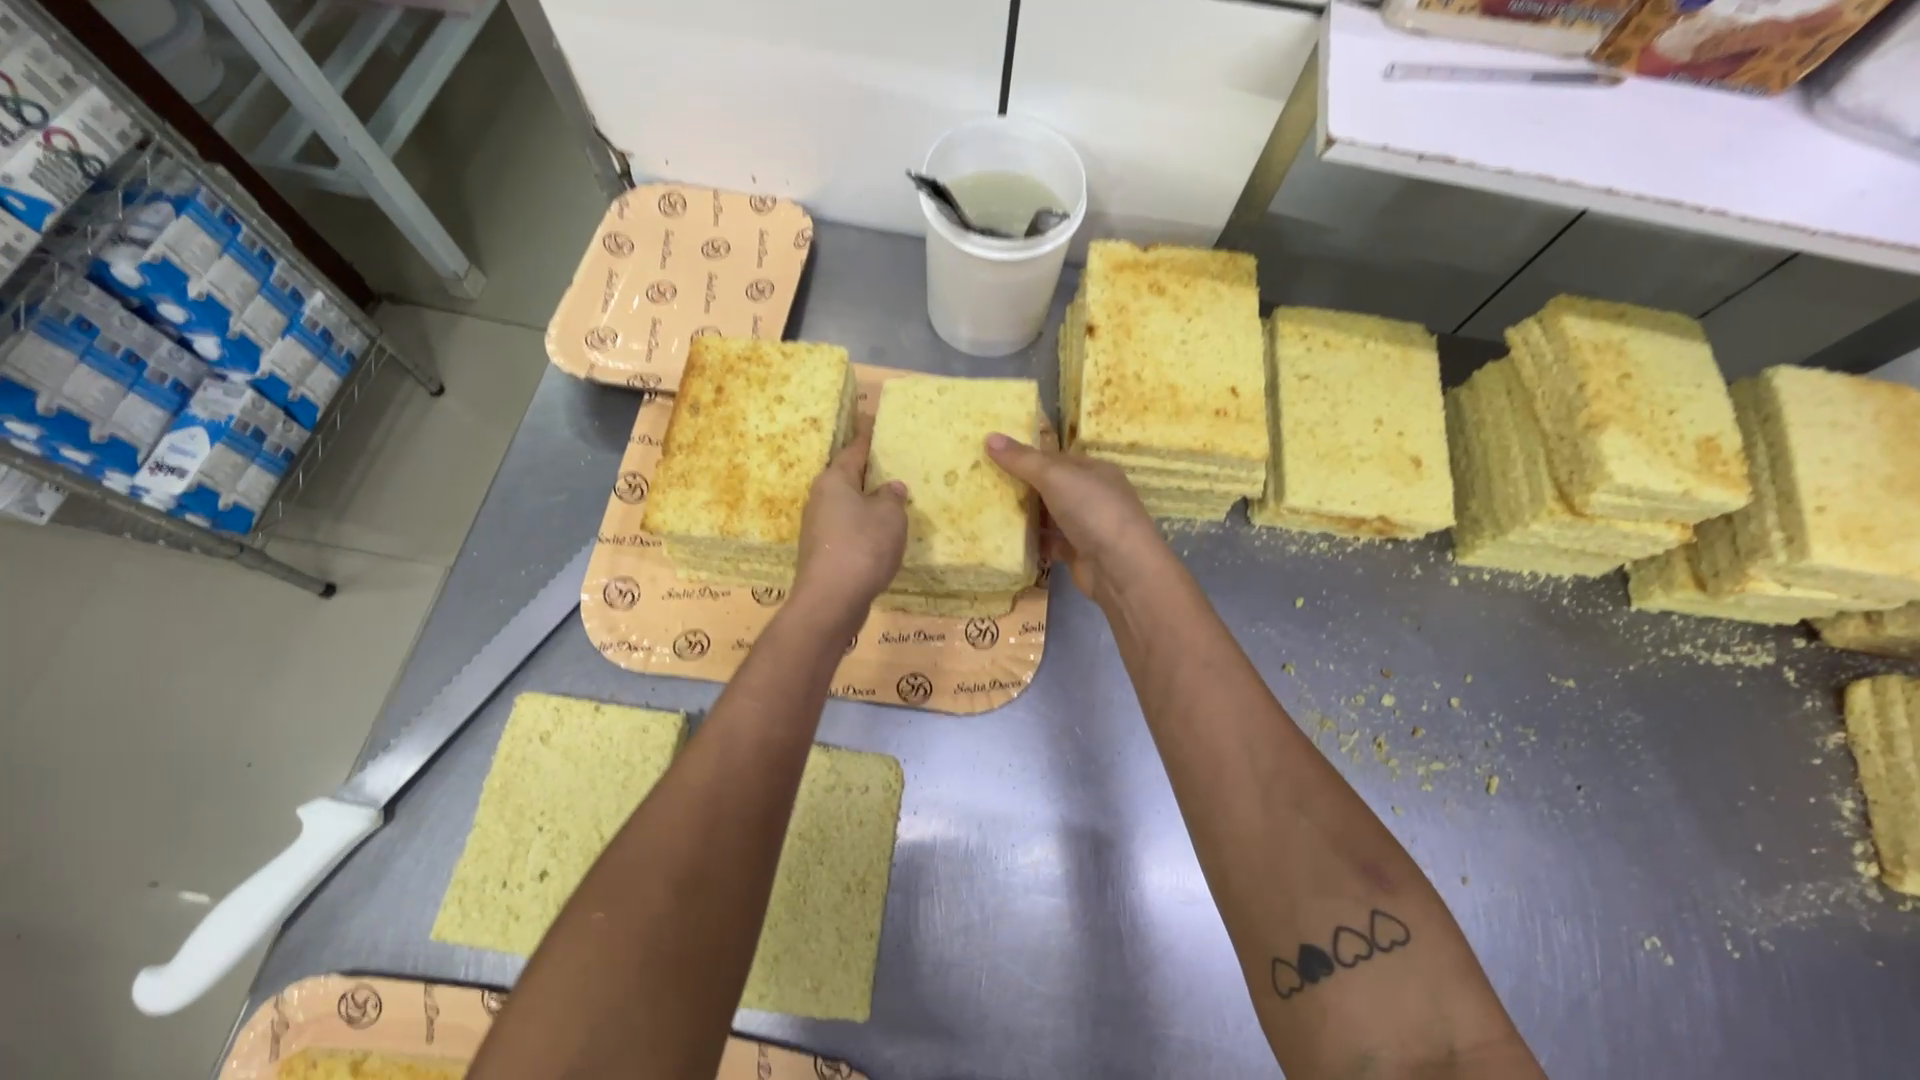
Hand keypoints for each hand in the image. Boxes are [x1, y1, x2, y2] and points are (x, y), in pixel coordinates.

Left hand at [793, 431, 908, 619]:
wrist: (831, 600)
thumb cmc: (863, 547)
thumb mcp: (889, 516)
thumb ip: (892, 497)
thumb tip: (891, 488)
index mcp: (834, 480)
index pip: (854, 449)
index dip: (867, 435)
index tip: (872, 419)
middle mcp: (819, 498)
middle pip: (847, 478)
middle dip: (867, 472)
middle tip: (891, 465)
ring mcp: (817, 528)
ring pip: (846, 506)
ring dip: (866, 504)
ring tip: (891, 503)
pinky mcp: (822, 554)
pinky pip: (846, 531)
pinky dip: (862, 529)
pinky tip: (880, 537)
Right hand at [985, 433, 1167, 607]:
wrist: (1120, 567)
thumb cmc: (1092, 510)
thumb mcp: (1055, 476)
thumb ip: (1023, 460)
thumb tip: (989, 437)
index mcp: (1095, 471)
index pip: (1058, 459)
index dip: (1030, 457)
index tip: (997, 458)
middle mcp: (1094, 496)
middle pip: (1053, 488)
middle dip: (1024, 487)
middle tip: (987, 484)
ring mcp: (1088, 527)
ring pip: (1051, 517)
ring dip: (1027, 516)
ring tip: (991, 510)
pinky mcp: (1079, 554)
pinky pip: (1050, 544)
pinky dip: (1033, 542)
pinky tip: (1008, 540)